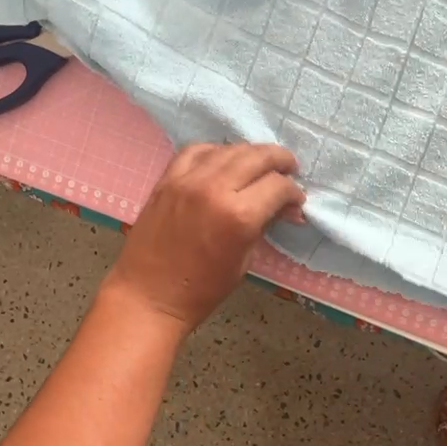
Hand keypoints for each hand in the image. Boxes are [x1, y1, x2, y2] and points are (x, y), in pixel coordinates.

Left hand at [100, 143, 305, 332]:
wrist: (149, 295)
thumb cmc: (202, 290)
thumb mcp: (244, 260)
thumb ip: (264, 225)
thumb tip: (286, 209)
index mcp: (239, 216)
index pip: (277, 186)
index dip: (293, 192)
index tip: (297, 202)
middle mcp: (215, 189)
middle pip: (257, 157)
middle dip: (280, 160)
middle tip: (290, 168)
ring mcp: (188, 180)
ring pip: (229, 149)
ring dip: (251, 153)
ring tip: (261, 163)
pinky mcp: (167, 180)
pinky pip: (197, 151)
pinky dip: (217, 151)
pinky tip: (224, 160)